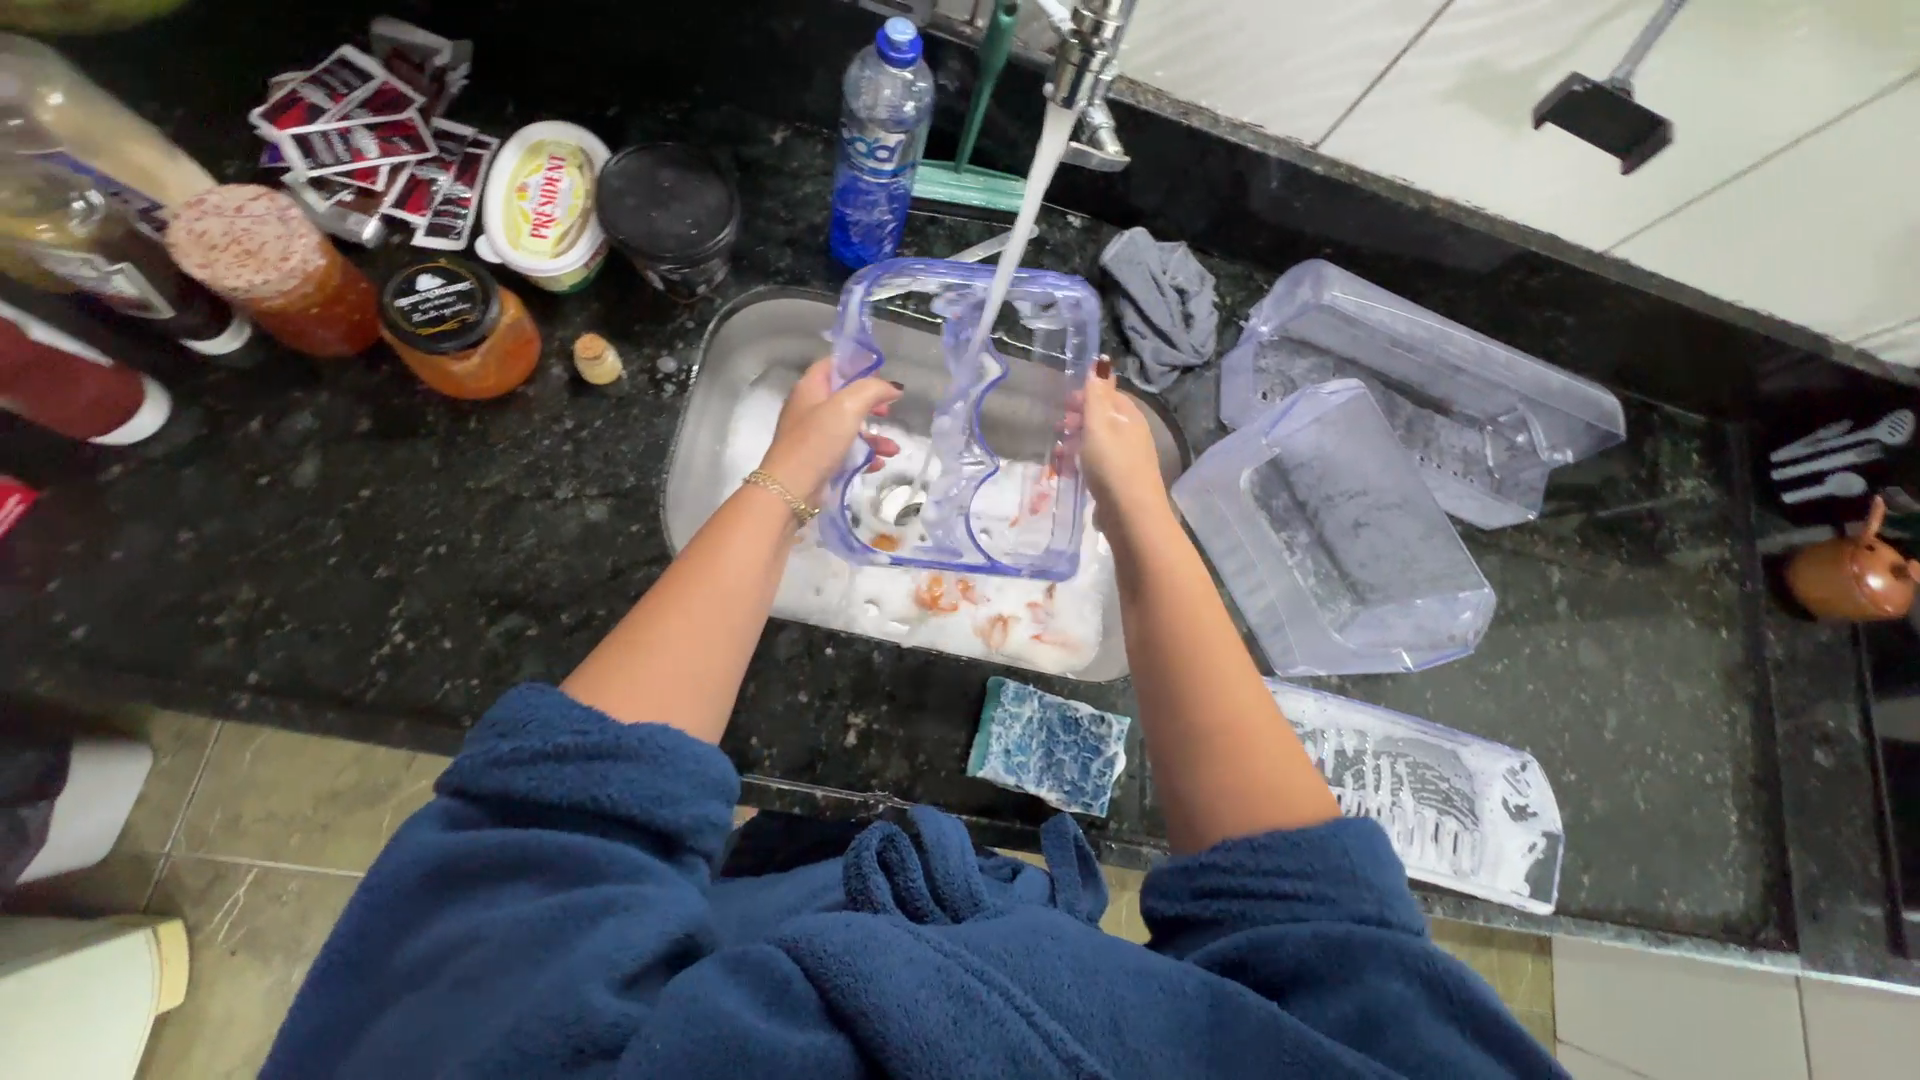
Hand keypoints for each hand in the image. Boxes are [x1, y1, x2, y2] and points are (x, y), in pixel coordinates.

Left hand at [759, 359, 902, 504]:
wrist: (791, 489)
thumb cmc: (817, 441)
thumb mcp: (847, 406)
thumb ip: (872, 390)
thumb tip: (893, 387)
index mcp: (810, 388)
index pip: (833, 364)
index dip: (858, 365)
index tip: (882, 375)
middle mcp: (809, 408)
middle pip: (845, 397)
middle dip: (871, 403)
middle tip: (889, 410)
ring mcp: (814, 436)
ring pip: (850, 428)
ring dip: (874, 436)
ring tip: (893, 448)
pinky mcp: (819, 459)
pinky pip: (847, 451)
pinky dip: (864, 455)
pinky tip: (879, 463)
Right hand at [1072, 357, 1168, 527]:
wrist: (1131, 515)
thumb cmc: (1112, 465)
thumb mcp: (1099, 425)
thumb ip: (1096, 395)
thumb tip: (1101, 361)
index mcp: (1131, 417)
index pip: (1110, 396)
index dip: (1088, 395)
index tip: (1065, 403)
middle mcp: (1133, 435)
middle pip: (1104, 420)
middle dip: (1080, 420)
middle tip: (1059, 428)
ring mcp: (1128, 460)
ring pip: (1099, 443)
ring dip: (1077, 443)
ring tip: (1059, 453)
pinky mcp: (1120, 481)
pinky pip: (1098, 464)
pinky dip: (1082, 463)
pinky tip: (1069, 473)